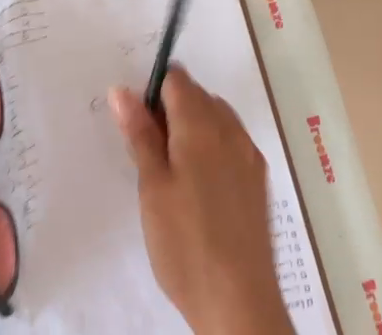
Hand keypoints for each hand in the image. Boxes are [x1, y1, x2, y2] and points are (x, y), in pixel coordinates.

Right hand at [111, 69, 292, 334]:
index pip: (177, 80)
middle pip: (198, 97)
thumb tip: (122, 90)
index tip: (135, 122)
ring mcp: (249, 156)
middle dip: (170, 109)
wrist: (238, 301)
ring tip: (169, 170)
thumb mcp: (151, 185)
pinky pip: (232, 143)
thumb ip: (140, 134)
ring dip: (192, 127)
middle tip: (146, 151)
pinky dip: (212, 147)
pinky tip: (198, 186)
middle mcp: (231, 132)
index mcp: (202, 126)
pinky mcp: (259, 181)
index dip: (152, 91)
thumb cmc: (184, 241)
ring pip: (217, 119)